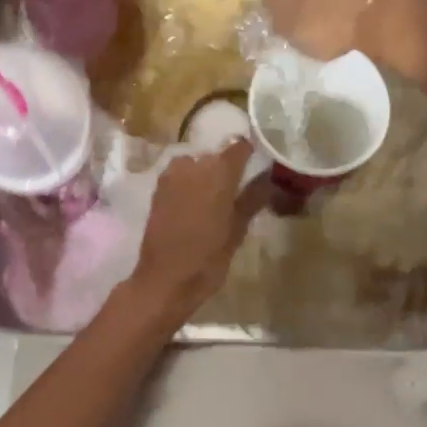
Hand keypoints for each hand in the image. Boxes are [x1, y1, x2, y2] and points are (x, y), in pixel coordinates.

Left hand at [130, 141, 266, 317]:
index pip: (240, 146)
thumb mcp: (237, 232)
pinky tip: (198, 206)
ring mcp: (172, 174)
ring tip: (217, 201)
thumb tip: (269, 177)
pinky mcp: (158, 187)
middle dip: (228, 169)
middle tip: (239, 191)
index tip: (260, 165)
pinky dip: (192, 185)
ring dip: (208, 177)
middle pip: (217, 155)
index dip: (251, 152)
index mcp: (219, 171)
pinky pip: (181, 176)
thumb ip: (252, 199)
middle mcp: (194, 163)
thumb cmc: (207, 261)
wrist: (164, 280)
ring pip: (198, 164)